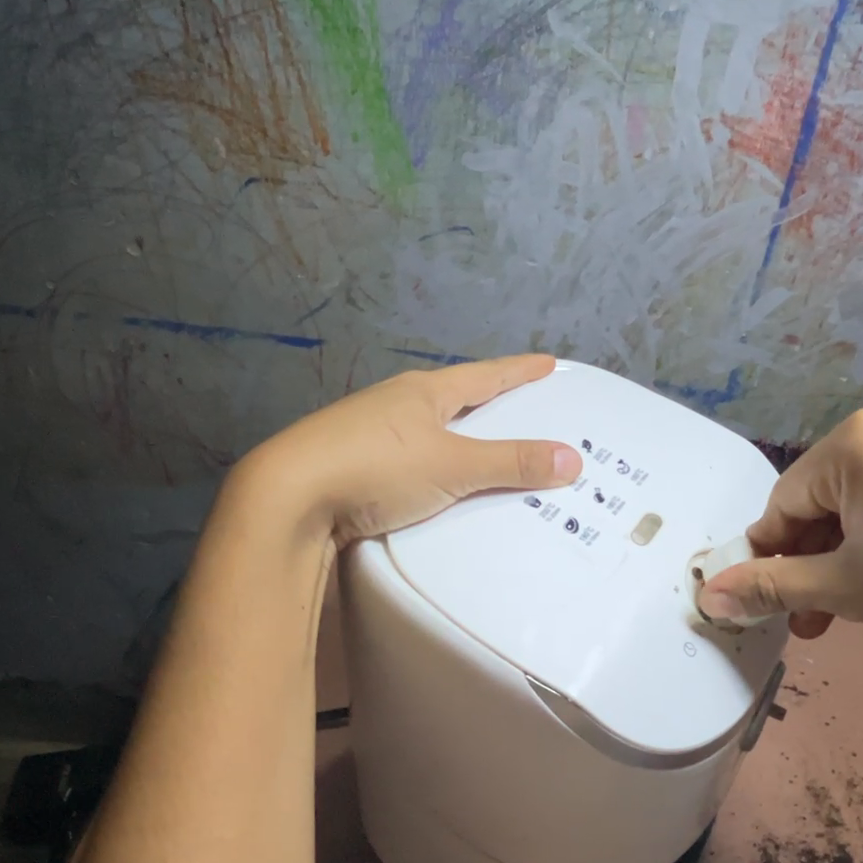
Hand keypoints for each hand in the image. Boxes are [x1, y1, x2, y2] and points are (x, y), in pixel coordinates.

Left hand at [234, 355, 583, 546]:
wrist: (288, 497)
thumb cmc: (376, 468)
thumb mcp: (452, 466)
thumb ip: (511, 464)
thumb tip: (574, 459)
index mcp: (422, 393)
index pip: (484, 376)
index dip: (519, 372)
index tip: (549, 364)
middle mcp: (393, 403)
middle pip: (451, 397)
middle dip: (485, 401)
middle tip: (517, 407)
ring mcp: (365, 432)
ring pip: (422, 427)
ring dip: (451, 434)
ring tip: (478, 446)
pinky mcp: (347, 463)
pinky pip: (402, 456)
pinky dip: (426, 463)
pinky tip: (428, 480)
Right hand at [698, 396, 862, 666]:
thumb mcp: (847, 590)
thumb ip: (771, 587)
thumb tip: (708, 596)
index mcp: (859, 437)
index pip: (784, 503)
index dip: (771, 558)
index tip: (771, 606)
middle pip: (826, 498)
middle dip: (815, 562)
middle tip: (816, 621)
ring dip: (851, 555)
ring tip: (857, 610)